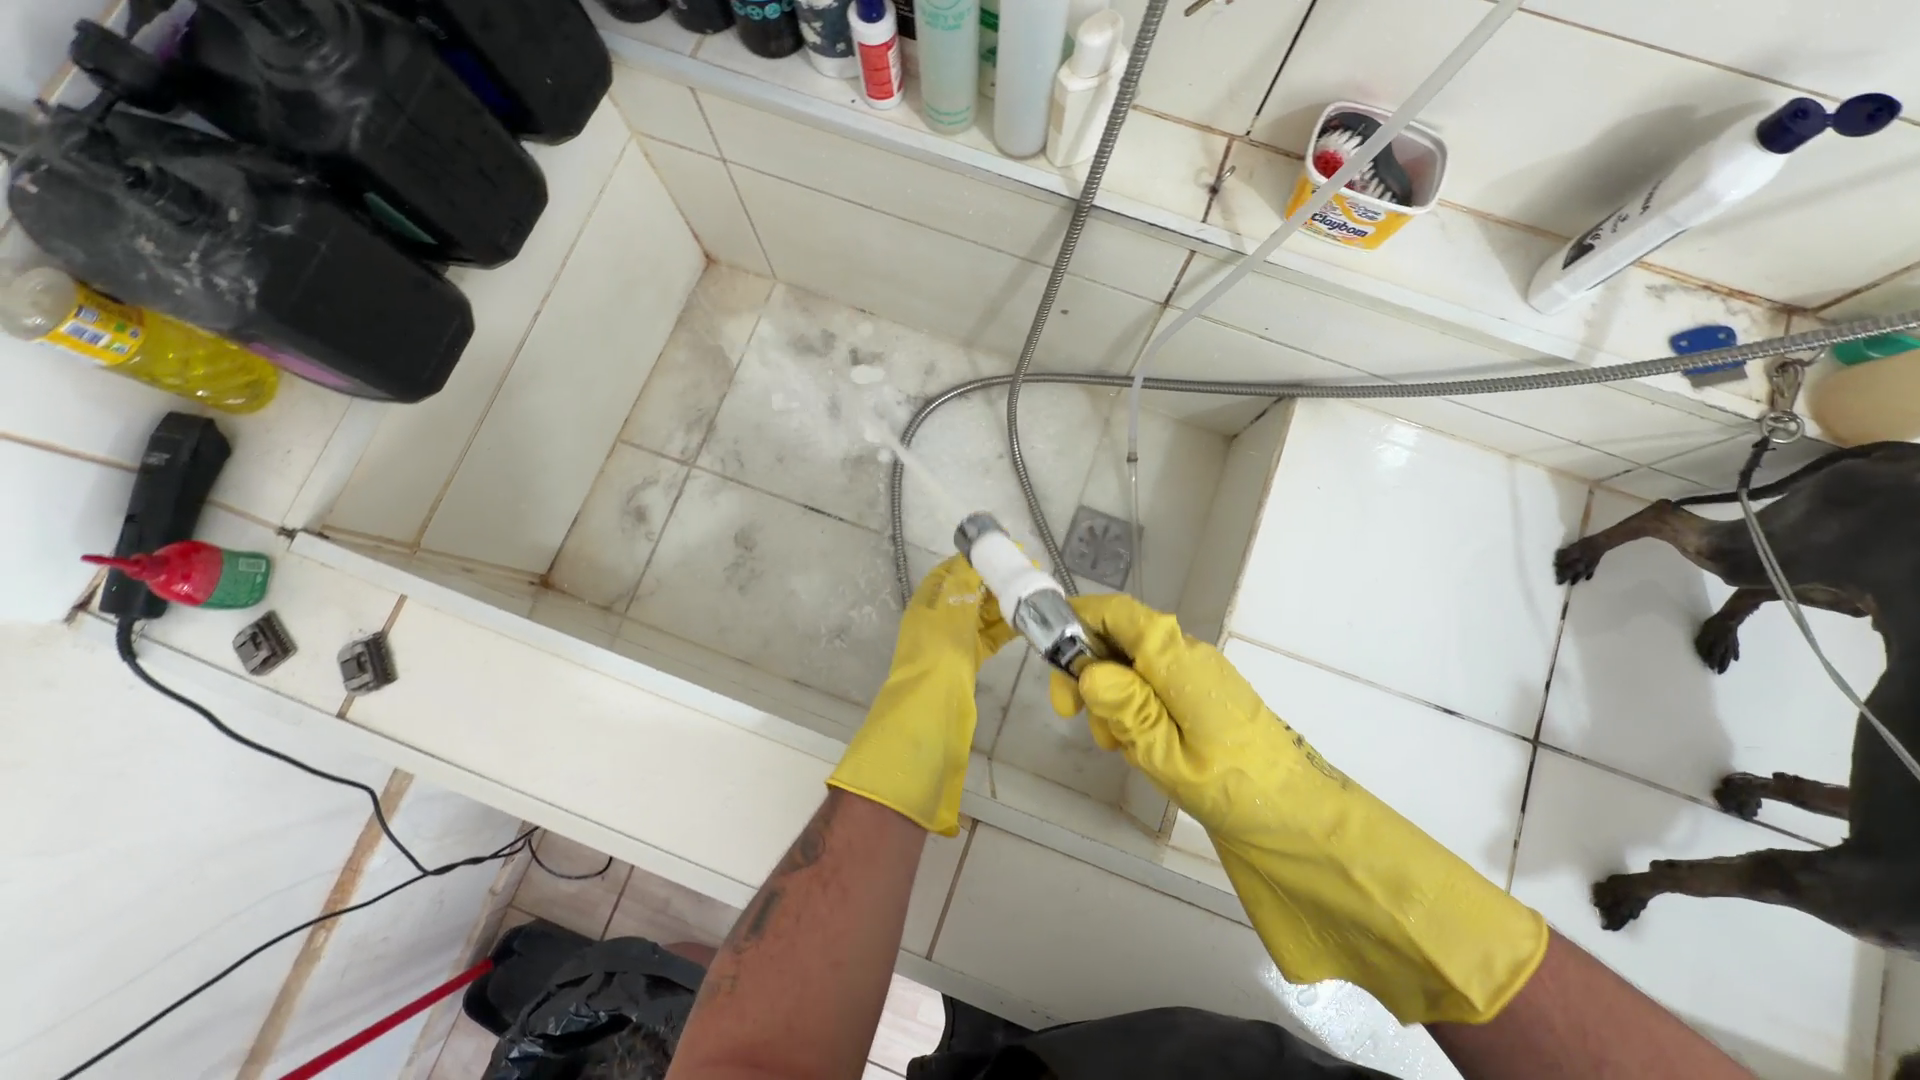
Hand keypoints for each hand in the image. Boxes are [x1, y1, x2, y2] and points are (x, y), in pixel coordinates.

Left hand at [828, 556, 1014, 834]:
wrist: (929, 717)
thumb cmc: (937, 661)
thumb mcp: (950, 617)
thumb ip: (964, 587)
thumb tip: (974, 558)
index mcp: (926, 605)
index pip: (949, 573)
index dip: (974, 559)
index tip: (1004, 550)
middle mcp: (936, 621)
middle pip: (967, 593)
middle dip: (993, 581)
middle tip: (1028, 572)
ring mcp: (950, 645)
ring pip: (979, 616)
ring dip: (1003, 604)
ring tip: (1033, 593)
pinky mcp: (964, 665)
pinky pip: (986, 639)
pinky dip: (1003, 629)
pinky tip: (1025, 622)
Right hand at [1050, 593, 1547, 1024]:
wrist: (1303, 824)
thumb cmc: (1234, 788)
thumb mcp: (1169, 754)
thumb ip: (1126, 708)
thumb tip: (1089, 668)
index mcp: (1178, 660)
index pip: (1118, 612)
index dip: (1075, 618)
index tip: (1047, 654)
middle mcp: (1188, 657)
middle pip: (1119, 638)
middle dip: (1088, 671)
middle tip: (1076, 720)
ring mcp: (1198, 678)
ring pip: (1133, 667)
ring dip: (1110, 699)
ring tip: (1116, 747)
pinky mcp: (1204, 701)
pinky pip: (1154, 689)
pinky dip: (1134, 712)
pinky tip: (1139, 750)